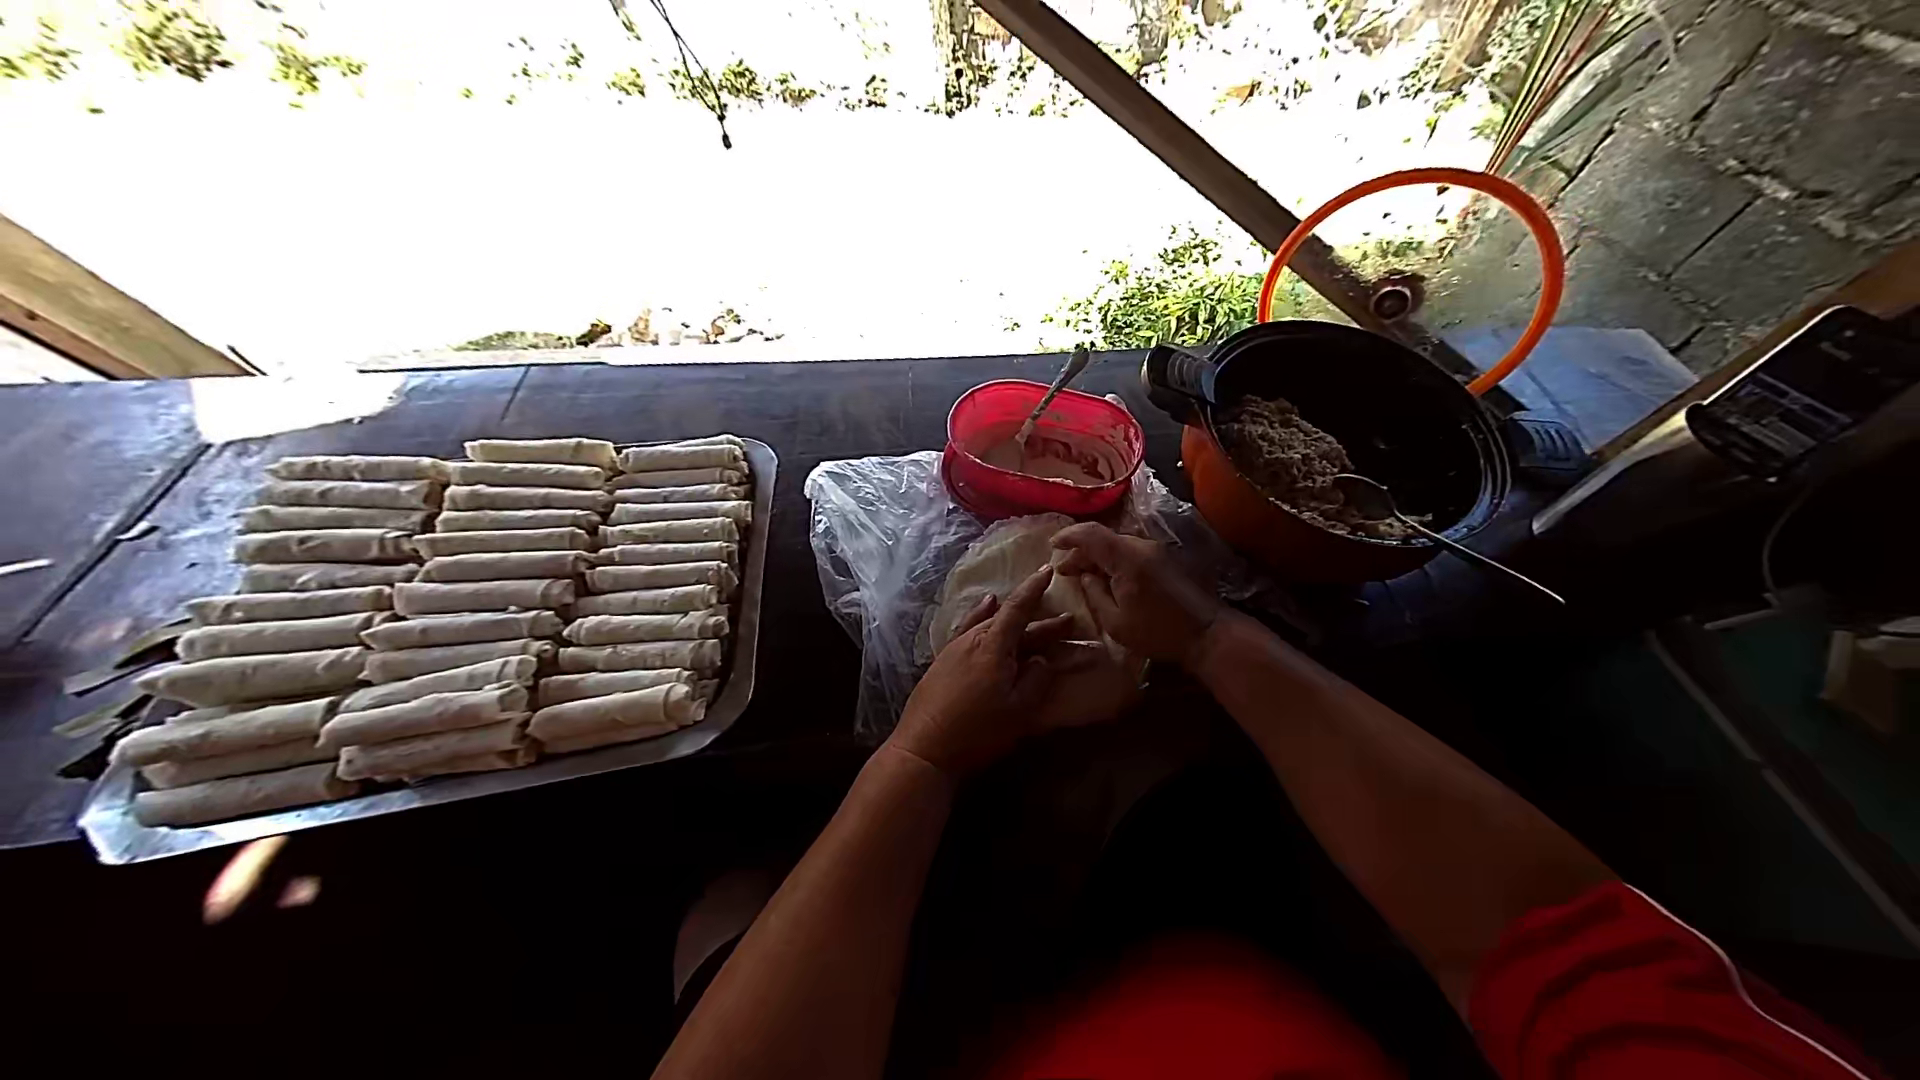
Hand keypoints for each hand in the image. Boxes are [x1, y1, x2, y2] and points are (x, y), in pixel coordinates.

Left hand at [888, 566, 1079, 777]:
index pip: (1018, 608)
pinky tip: (982, 613)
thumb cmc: (977, 732)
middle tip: (1065, 621)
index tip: (1048, 570)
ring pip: (988, 624)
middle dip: (1038, 620)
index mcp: (994, 646)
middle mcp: (973, 638)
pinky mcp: (943, 660)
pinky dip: (981, 618)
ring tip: (1024, 606)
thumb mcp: (1018, 711)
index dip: (1034, 588)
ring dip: (1010, 620)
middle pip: (1009, 621)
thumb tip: (1043, 660)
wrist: (923, 748)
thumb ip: (1035, 681)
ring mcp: (955, 648)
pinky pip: (968, 629)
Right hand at [1051, 523, 1224, 667]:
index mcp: (1127, 558)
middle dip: (1080, 551)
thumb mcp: (1115, 621)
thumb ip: (1094, 593)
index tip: (1052, 545)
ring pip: (1116, 544)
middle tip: (1064, 571)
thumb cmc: (1158, 632)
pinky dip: (1113, 560)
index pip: (1091, 534)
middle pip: (1103, 538)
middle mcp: (1141, 546)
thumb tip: (1084, 576)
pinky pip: (1130, 551)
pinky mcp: (1164, 558)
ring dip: (1097, 556)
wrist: (1207, 633)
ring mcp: (1155, 550)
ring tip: (1083, 576)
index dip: (1068, 536)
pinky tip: (1106, 578)